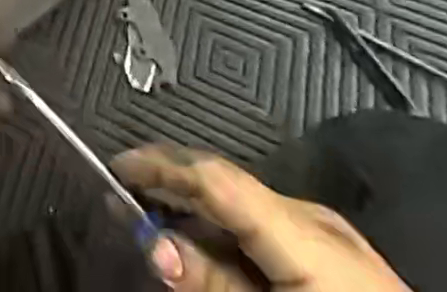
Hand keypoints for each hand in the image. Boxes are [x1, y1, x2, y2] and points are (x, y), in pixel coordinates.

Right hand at [112, 145, 411, 291]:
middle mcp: (310, 215)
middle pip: (226, 180)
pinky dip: (222, 225)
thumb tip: (158, 244)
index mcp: (301, 230)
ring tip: (150, 214)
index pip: (217, 179)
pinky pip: (260, 221)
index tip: (119, 165)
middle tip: (122, 187)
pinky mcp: (328, 244)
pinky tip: (202, 241)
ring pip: (241, 200)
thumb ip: (215, 283)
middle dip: (171, 179)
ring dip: (194, 204)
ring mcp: (323, 226)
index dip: (163, 166)